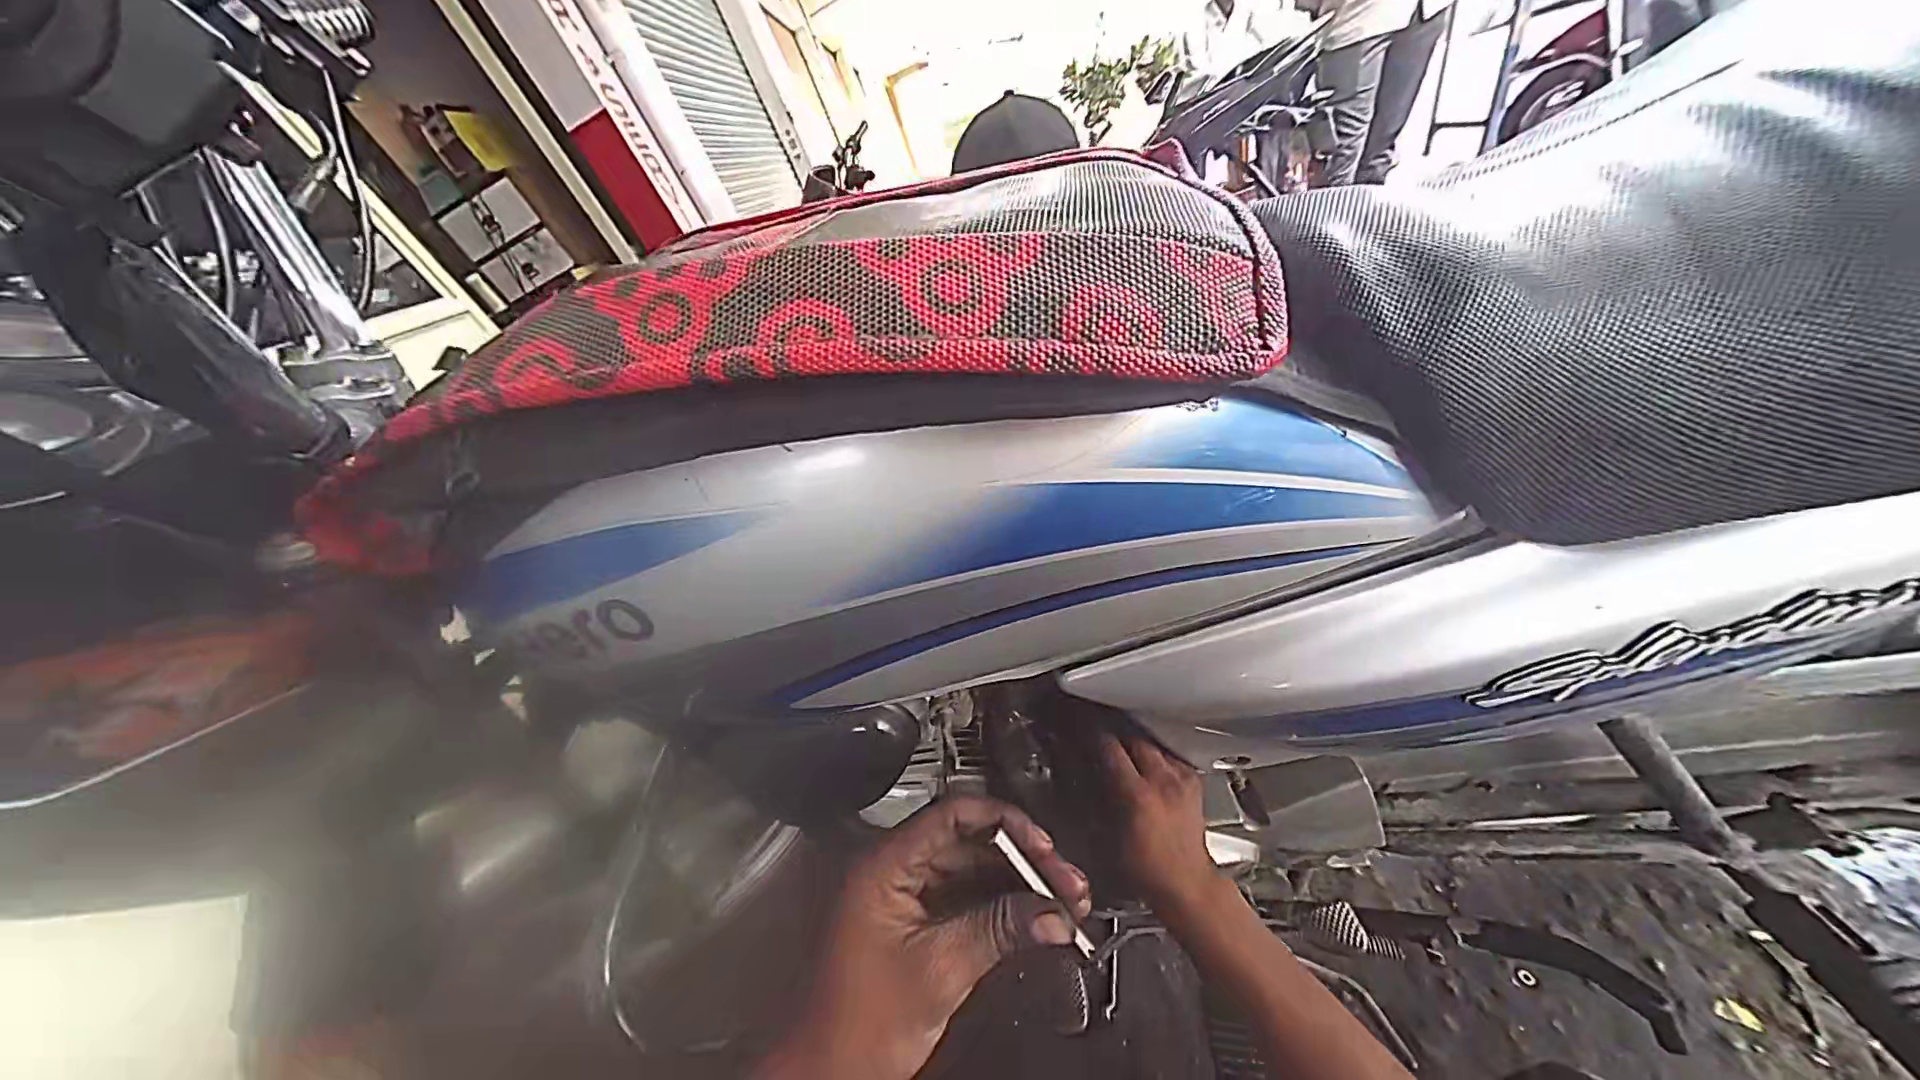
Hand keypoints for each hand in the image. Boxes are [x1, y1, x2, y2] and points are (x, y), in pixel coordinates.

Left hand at [760, 796, 1090, 1079]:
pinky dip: (1000, 904)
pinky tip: (1032, 917)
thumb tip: (1047, 911)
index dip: (1002, 822)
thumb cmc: (855, 1027)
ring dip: (1016, 883)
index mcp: (885, 865)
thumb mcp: (938, 970)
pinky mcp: (916, 919)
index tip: (1039, 842)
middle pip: (969, 842)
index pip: (951, 815)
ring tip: (1059, 900)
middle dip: (1021, 859)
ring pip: (971, 869)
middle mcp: (894, 870)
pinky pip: (966, 895)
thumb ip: (997, 930)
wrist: (827, 1072)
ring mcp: (905, 894)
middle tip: (1061, 880)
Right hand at [1099, 731, 1221, 916]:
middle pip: (1133, 737)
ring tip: (1122, 746)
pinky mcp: (1193, 784)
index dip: (1092, 734)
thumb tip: (1083, 775)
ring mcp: (1181, 780)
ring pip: (1153, 743)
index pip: (1110, 746)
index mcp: (1137, 793)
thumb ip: (1096, 798)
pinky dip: (1156, 755)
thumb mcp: (1107, 834)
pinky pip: (1171, 756)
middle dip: (1114, 734)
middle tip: (1100, 735)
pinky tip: (1148, 763)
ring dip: (1135, 742)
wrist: (1186, 885)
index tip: (1082, 729)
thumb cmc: (1148, 870)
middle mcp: (1162, 781)